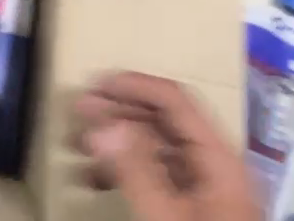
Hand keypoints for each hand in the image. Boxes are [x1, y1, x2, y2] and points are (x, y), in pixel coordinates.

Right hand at [74, 72, 258, 220]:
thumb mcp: (166, 219)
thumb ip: (135, 169)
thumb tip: (101, 121)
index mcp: (218, 160)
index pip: (174, 100)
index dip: (132, 86)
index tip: (92, 87)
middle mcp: (215, 167)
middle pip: (163, 122)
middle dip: (117, 115)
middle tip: (76, 117)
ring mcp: (207, 193)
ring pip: (156, 150)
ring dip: (115, 144)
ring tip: (76, 151)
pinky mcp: (196, 214)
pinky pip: (158, 179)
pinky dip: (125, 173)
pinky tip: (95, 183)